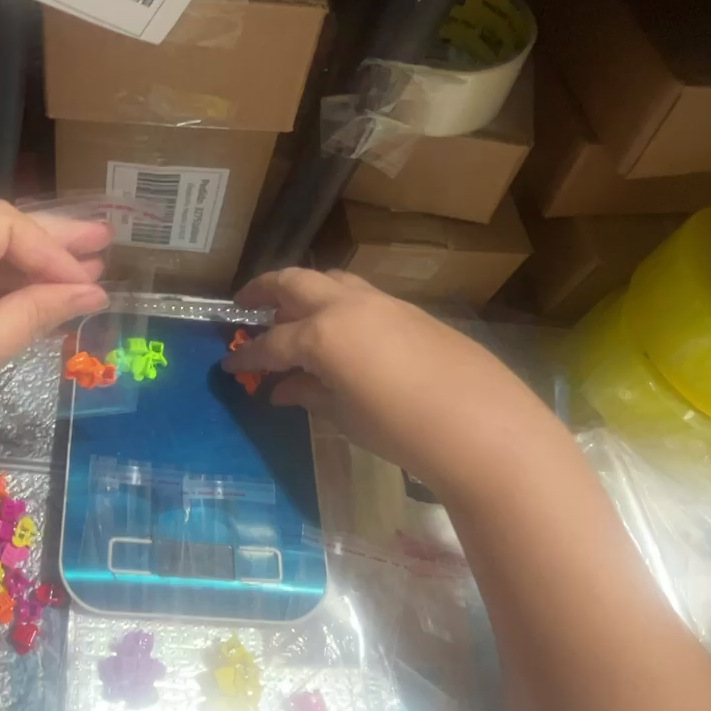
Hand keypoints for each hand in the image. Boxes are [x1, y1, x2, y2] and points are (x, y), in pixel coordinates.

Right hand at [222, 269, 569, 496]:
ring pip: (331, 280)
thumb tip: (281, 390)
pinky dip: (337, 304)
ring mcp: (382, 303)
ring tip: (292, 311)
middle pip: (294, 283)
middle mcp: (347, 306)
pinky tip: (340, 331)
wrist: (482, 427)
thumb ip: (308, 395)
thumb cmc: (401, 430)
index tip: (228, 365)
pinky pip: (361, 296)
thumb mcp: (344, 417)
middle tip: (244, 303)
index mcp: (322, 335)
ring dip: (304, 290)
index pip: (271, 344)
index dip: (246, 357)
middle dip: (264, 290)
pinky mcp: (411, 311)